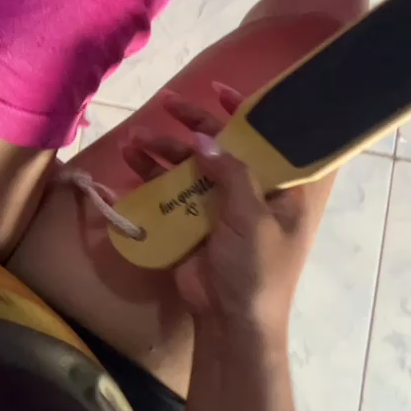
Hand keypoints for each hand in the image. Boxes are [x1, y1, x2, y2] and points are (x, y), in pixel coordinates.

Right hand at [118, 85, 317, 337]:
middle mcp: (250, 193)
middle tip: (167, 103)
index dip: (249, 115)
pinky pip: (168, 188)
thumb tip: (205, 141)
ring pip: (189, 165)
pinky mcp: (190, 220)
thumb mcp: (252, 220)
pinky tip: (129, 161)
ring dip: (163, 149)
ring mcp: (218, 206)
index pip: (270, 143)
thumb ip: (231, 177)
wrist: (228, 319)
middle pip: (220, 148)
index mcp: (281, 193)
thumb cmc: (256, 271)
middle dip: (193, 125)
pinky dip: (149, 173)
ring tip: (135, 141)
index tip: (220, 91)